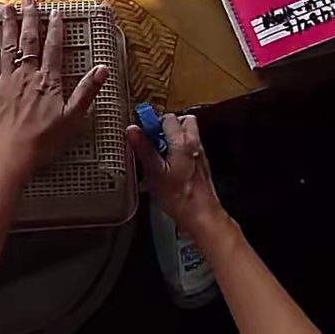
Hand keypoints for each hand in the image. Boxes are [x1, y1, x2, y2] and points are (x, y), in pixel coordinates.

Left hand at [0, 0, 108, 180]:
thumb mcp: (73, 118)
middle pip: (29, 41)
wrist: (10, 155)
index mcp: (49, 80)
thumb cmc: (43, 141)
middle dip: (29, 18)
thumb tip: (103, 68)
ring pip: (6, 47)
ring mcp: (6, 81)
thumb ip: (87, 91)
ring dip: (7, 26)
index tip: (56, 11)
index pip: (54, 48)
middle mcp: (27, 74)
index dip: (56, 28)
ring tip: (5, 7)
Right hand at [124, 113, 226, 236]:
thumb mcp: (155, 172)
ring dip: (172, 139)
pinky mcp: (201, 164)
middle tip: (153, 141)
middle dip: (167, 127)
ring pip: (187, 135)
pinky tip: (167, 169)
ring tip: (158, 156)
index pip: (168, 118)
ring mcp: (199, 154)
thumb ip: (144, 149)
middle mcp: (194, 144)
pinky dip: (178, 151)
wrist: (202, 215)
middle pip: (183, 121)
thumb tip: (132, 129)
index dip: (153, 123)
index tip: (142, 134)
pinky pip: (188, 148)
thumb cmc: (177, 196)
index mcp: (183, 142)